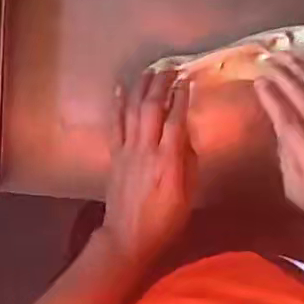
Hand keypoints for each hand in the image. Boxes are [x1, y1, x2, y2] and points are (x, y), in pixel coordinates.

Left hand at [102, 69, 195, 264]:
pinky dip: (117, 104)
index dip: (182, 97)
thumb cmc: (165, 218)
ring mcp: (127, 150)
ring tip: (149, 70)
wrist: (128, 236)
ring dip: (140, 87)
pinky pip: (115, 123)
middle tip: (170, 67)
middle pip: (152, 108)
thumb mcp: (188, 192)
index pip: (176, 119)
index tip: (188, 80)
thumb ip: (188, 159)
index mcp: (169, 160)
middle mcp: (146, 149)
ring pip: (132, 110)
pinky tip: (120, 88)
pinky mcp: (114, 154)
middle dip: (161, 84)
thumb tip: (186, 133)